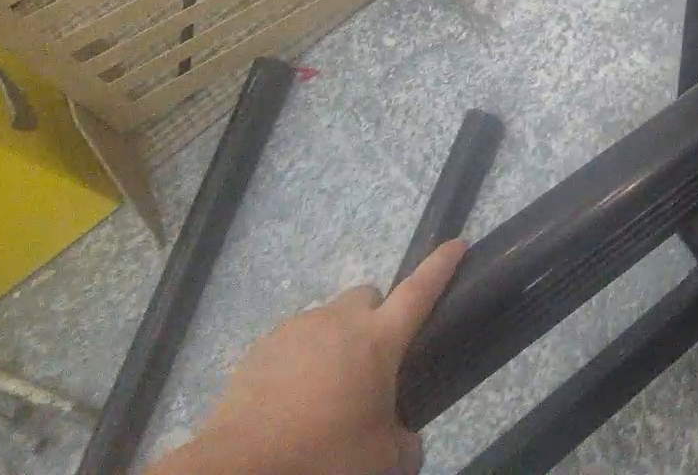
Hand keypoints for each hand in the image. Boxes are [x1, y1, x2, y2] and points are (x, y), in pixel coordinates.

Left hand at [162, 240, 465, 474]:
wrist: (240, 470)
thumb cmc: (324, 456)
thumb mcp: (382, 461)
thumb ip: (405, 442)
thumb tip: (404, 438)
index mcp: (379, 340)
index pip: (420, 290)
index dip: (441, 266)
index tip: (457, 244)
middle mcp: (340, 322)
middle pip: (369, 296)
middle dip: (376, 316)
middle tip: (372, 363)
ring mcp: (298, 329)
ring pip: (329, 319)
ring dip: (336, 342)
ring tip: (325, 392)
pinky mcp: (262, 347)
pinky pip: (294, 342)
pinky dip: (301, 361)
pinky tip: (291, 402)